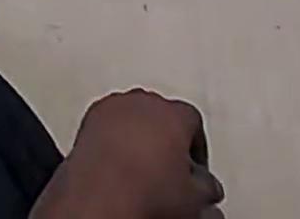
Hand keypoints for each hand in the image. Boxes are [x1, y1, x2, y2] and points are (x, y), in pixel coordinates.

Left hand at [36, 90, 222, 218]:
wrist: (103, 192)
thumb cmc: (149, 192)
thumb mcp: (195, 199)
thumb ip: (207, 186)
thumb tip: (206, 184)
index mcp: (172, 114)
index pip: (192, 118)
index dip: (196, 143)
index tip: (195, 167)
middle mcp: (143, 101)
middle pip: (162, 111)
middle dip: (168, 135)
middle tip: (170, 166)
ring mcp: (115, 104)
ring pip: (135, 112)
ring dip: (141, 131)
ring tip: (143, 164)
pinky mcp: (92, 114)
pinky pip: (111, 118)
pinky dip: (117, 133)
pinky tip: (119, 160)